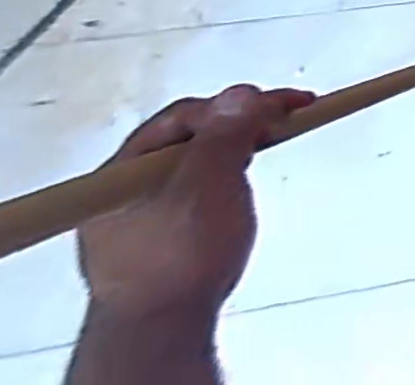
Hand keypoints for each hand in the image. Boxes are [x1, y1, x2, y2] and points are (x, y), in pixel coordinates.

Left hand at [78, 84, 313, 323]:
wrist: (164, 323)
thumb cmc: (182, 254)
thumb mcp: (209, 185)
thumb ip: (224, 137)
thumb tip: (242, 92)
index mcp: (124, 169)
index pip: (188, 114)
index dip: (242, 104)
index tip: (289, 106)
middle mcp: (127, 181)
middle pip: (194, 129)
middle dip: (245, 117)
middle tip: (290, 117)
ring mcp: (142, 202)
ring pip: (200, 150)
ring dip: (241, 136)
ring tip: (277, 136)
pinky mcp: (164, 220)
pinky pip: (201, 172)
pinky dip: (231, 160)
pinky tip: (247, 167)